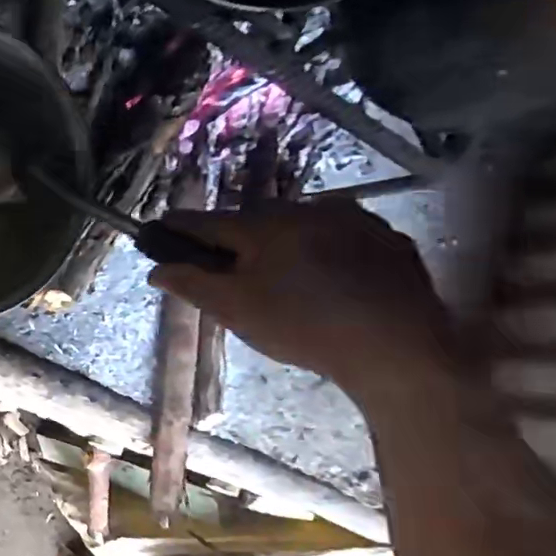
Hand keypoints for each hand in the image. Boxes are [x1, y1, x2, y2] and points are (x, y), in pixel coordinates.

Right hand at [147, 200, 466, 400]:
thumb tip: (157, 270)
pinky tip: (321, 278)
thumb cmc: (302, 326)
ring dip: (278, 242)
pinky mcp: (388, 239)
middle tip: (222, 264)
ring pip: (299, 225)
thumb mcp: (234, 309)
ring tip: (274, 273)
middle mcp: (309, 210)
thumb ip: (191, 284)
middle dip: (233, 238)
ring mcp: (355, 220)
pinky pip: (338, 236)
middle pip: (255, 220)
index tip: (159, 226)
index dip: (180, 226)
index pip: (208, 221)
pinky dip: (319, 250)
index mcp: (265, 226)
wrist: (398, 345)